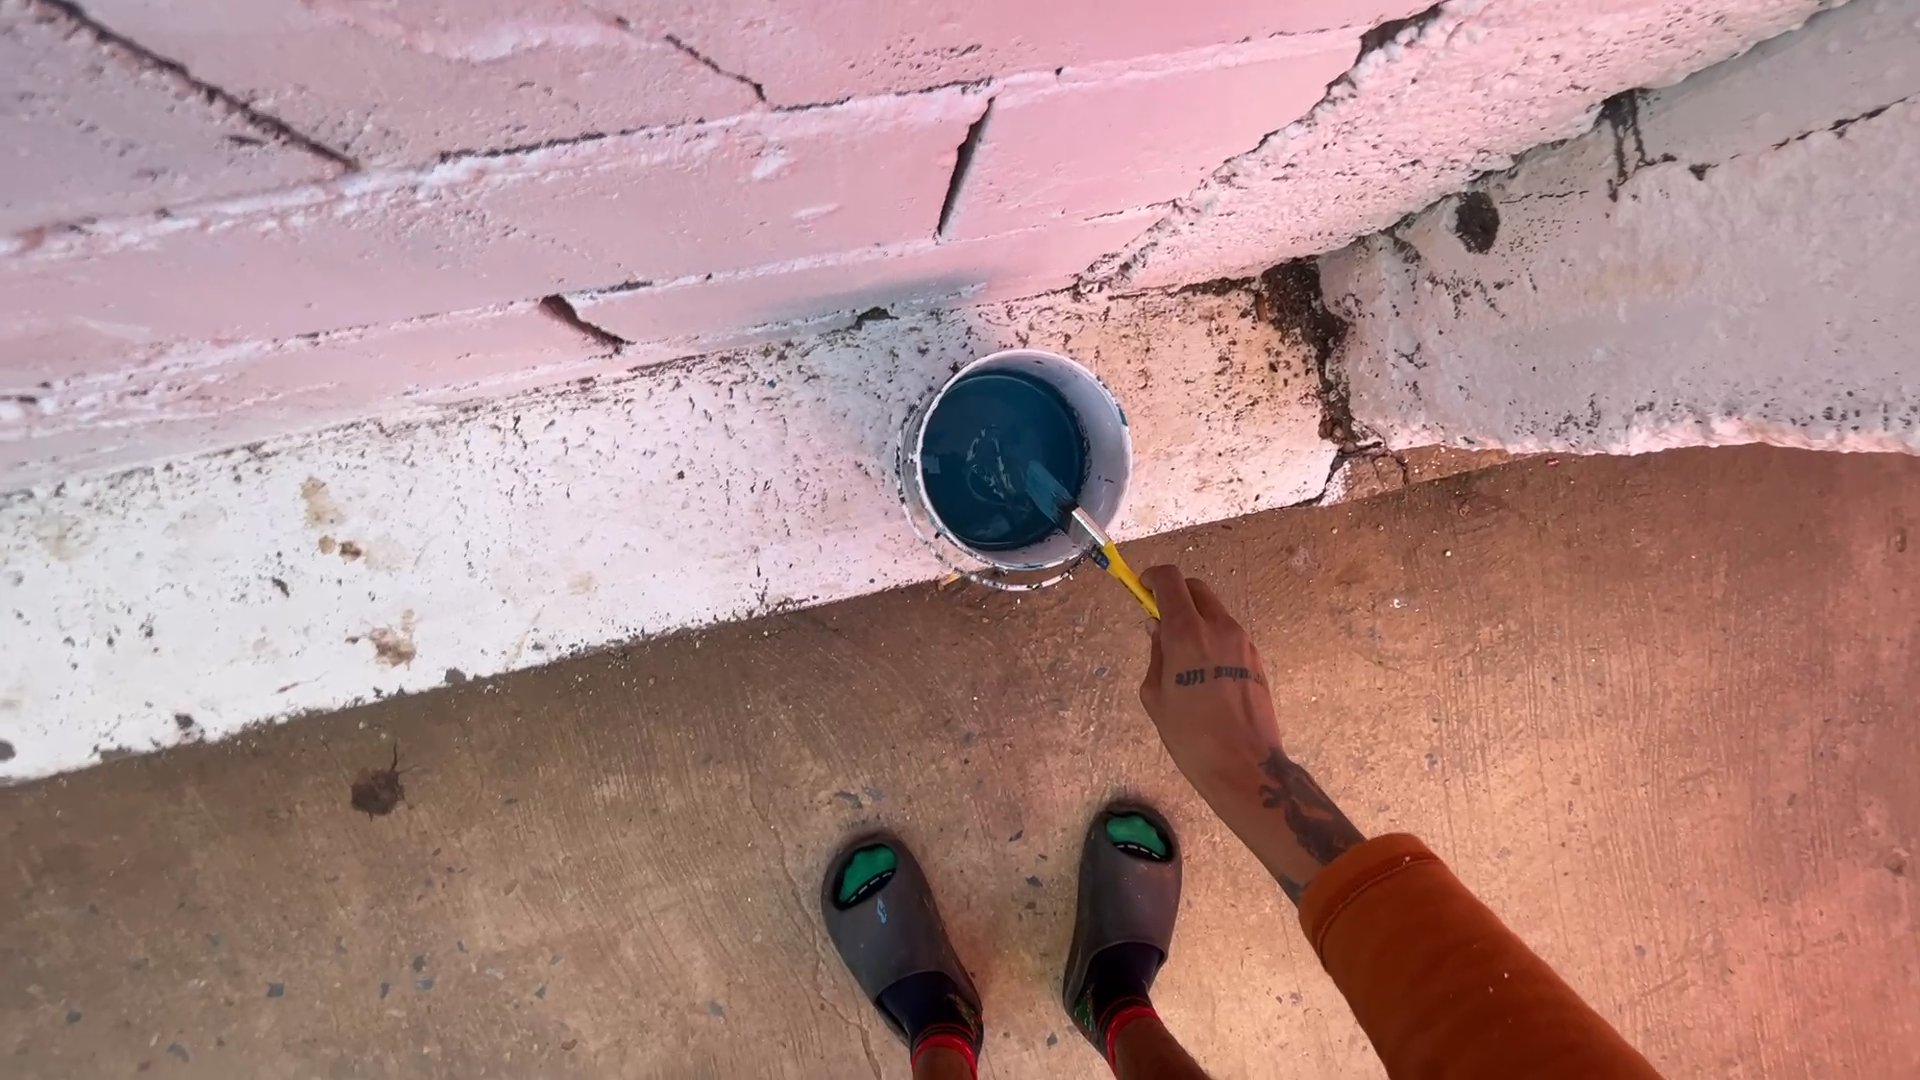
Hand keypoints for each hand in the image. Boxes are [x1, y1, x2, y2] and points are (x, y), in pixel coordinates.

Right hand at [1138, 565, 1364, 901]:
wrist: (1245, 765)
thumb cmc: (1190, 735)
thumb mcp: (1155, 695)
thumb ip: (1156, 653)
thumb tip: (1157, 628)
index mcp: (1187, 633)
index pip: (1170, 580)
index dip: (1152, 577)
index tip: (1140, 588)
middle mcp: (1218, 627)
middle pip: (1195, 587)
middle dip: (1174, 593)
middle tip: (1158, 618)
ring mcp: (1242, 641)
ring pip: (1213, 609)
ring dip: (1194, 615)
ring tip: (1180, 650)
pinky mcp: (1255, 657)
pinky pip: (1227, 631)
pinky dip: (1210, 634)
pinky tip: (1202, 668)